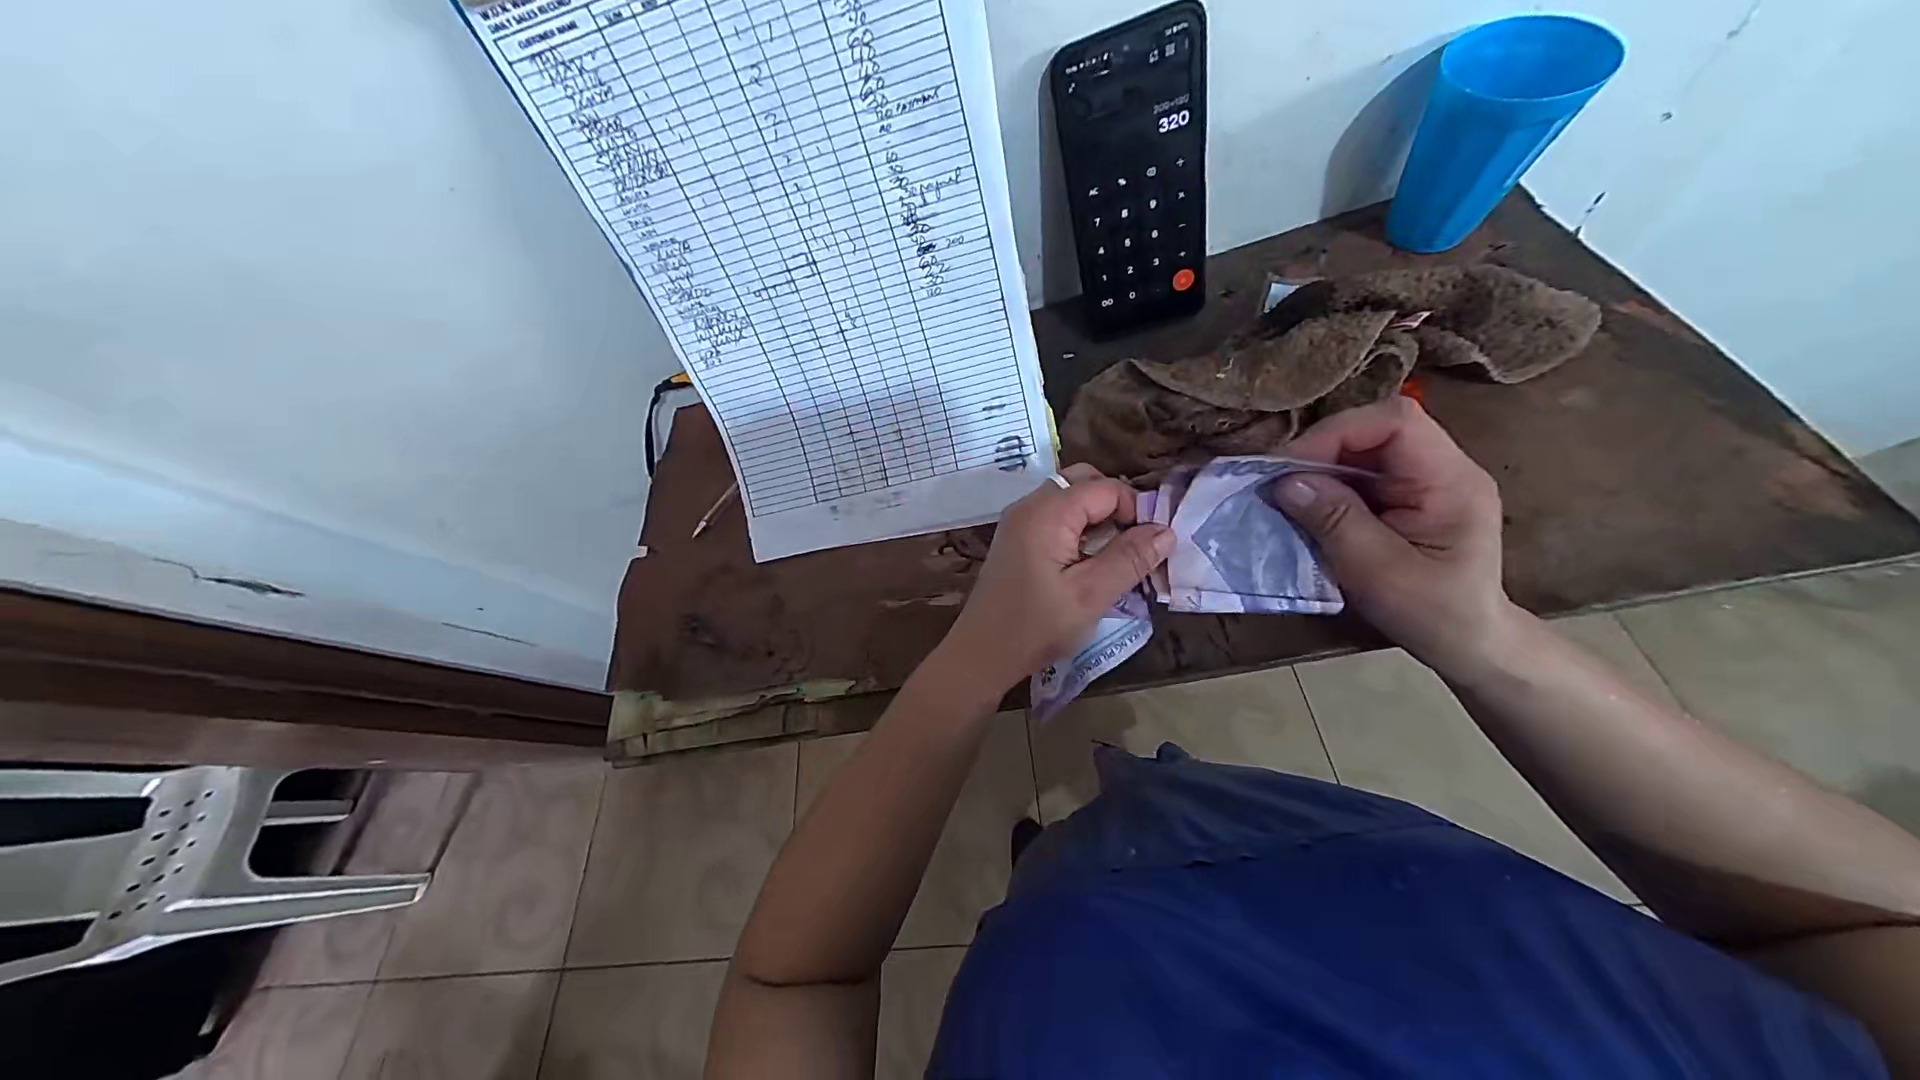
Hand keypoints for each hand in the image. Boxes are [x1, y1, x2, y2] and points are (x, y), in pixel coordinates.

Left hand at [938, 464, 1174, 692]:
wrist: (982, 653)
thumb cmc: (1035, 626)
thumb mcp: (1090, 595)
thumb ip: (1129, 559)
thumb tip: (1166, 531)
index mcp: (1046, 513)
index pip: (1105, 487)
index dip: (1134, 509)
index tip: (1149, 545)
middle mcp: (1029, 506)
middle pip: (1084, 481)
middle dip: (1116, 505)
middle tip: (1134, 543)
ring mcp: (1019, 520)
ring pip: (1070, 497)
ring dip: (1098, 516)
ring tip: (1115, 554)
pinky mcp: (1016, 538)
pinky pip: (1055, 515)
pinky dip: (1078, 526)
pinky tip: (1088, 560)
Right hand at [1276, 397, 1519, 671]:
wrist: (1468, 642)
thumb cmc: (1432, 613)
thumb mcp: (1378, 573)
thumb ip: (1335, 522)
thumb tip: (1286, 481)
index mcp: (1451, 480)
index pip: (1395, 422)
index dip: (1337, 433)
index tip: (1290, 468)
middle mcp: (1442, 468)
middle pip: (1374, 430)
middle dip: (1320, 451)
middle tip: (1278, 483)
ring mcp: (1424, 481)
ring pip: (1362, 450)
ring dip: (1319, 469)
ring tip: (1287, 497)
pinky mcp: (1405, 496)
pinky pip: (1360, 474)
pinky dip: (1327, 486)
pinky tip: (1308, 509)